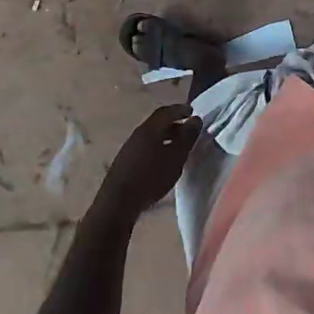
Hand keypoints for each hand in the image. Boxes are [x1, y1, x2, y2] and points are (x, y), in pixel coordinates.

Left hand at [95, 105, 200, 222]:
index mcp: (149, 129)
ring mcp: (128, 149)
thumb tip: (195, 119)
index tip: (192, 111)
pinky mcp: (124, 163)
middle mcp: (137, 135)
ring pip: (150, 136)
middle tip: (188, 129)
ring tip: (177, 146)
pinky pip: (144, 148)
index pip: (166, 112)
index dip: (180, 110)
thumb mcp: (175, 157)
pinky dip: (157, 147)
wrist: (117, 204)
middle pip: (157, 123)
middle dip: (174, 124)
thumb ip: (187, 137)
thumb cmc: (151, 177)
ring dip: (165, 137)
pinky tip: (162, 160)